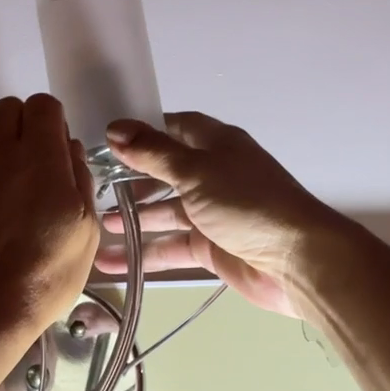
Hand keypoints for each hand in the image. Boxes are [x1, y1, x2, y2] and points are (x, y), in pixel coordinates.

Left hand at [0, 94, 99, 337]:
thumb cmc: (47, 273)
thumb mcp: (87, 231)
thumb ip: (80, 180)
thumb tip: (68, 151)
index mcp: (41, 157)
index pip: (44, 104)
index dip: (54, 122)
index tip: (60, 151)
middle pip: (7, 108)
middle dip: (23, 126)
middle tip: (36, 163)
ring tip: (6, 180)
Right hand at [96, 113, 347, 316]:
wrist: (296, 261)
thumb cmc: (247, 203)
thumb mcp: (195, 171)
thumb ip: (153, 153)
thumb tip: (115, 128)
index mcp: (216, 145)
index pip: (174, 128)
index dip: (142, 132)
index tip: (105, 142)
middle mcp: (213, 175)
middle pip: (166, 172)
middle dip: (132, 180)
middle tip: (94, 188)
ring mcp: (212, 214)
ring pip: (166, 212)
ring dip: (134, 219)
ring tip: (97, 225)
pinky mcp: (211, 248)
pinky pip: (171, 248)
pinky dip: (144, 254)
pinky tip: (112, 262)